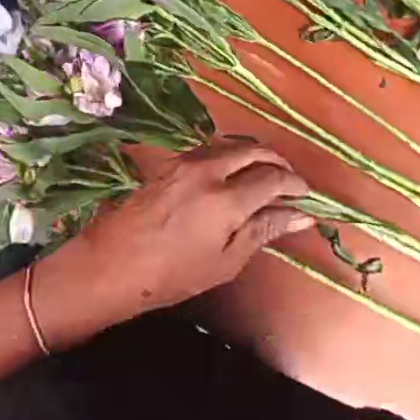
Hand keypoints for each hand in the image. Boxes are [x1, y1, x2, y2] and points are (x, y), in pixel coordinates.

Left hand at [37, 141, 311, 334]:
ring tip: (265, 177)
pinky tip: (232, 175)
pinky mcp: (168, 163)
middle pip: (253, 150)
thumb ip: (264, 230)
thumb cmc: (173, 274)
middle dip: (277, 161)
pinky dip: (229, 155)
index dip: (295, 184)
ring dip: (253, 155)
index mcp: (226, 198)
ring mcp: (184, 162)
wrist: (112, 263)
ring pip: (230, 145)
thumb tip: (301, 216)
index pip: (273, 178)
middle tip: (290, 181)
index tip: (307, 195)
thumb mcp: (226, 260)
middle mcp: (207, 170)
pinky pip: (208, 150)